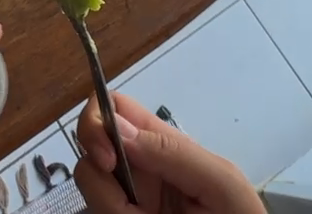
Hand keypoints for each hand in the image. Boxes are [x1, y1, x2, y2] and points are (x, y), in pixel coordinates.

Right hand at [74, 93, 263, 213]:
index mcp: (160, 145)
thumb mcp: (221, 184)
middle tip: (124, 207)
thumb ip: (173, 150)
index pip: (115, 109)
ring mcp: (128, 200)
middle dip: (96, 172)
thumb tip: (116, 127)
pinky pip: (98, 212)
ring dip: (108, 207)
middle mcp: (137, 169)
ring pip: (90, 186)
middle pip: (90, 147)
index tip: (106, 155)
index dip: (97, 119)